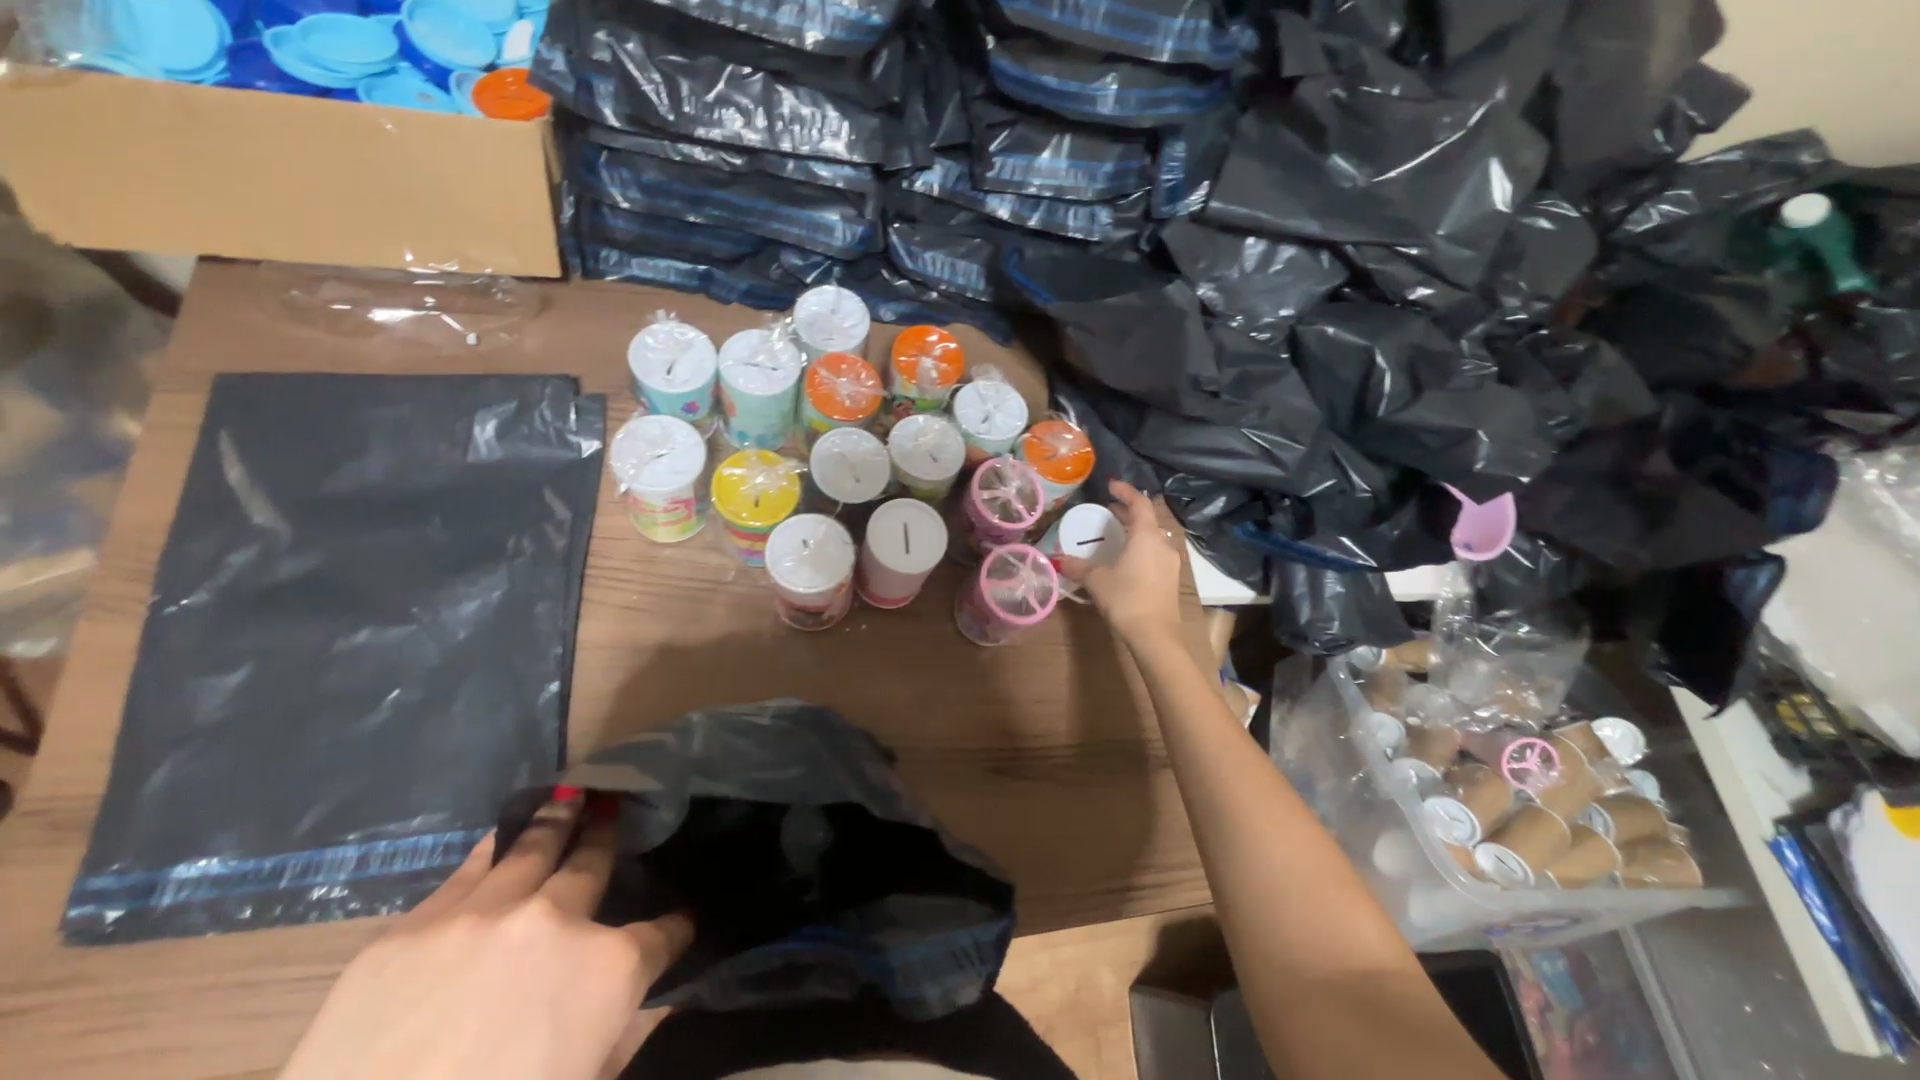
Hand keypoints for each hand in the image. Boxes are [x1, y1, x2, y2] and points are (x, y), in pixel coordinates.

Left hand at [280, 792, 690, 1079]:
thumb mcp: (590, 1079)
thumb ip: (624, 1035)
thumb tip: (658, 1006)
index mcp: (609, 970)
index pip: (662, 936)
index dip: (676, 928)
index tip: (683, 919)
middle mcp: (555, 921)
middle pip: (591, 866)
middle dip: (606, 838)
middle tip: (613, 809)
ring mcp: (483, 915)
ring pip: (531, 849)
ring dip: (556, 821)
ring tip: (569, 797)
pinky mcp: (416, 925)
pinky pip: (467, 872)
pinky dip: (493, 849)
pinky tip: (502, 836)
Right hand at [1059, 480, 1182, 645]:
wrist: (1155, 635)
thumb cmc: (1126, 599)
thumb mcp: (1097, 580)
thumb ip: (1078, 566)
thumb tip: (1058, 559)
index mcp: (1146, 536)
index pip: (1139, 503)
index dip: (1125, 491)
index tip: (1111, 485)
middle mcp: (1162, 544)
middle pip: (1147, 520)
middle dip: (1128, 512)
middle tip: (1108, 509)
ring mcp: (1170, 563)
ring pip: (1152, 538)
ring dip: (1135, 531)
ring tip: (1115, 533)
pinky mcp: (1170, 579)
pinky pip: (1154, 553)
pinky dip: (1140, 547)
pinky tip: (1126, 558)